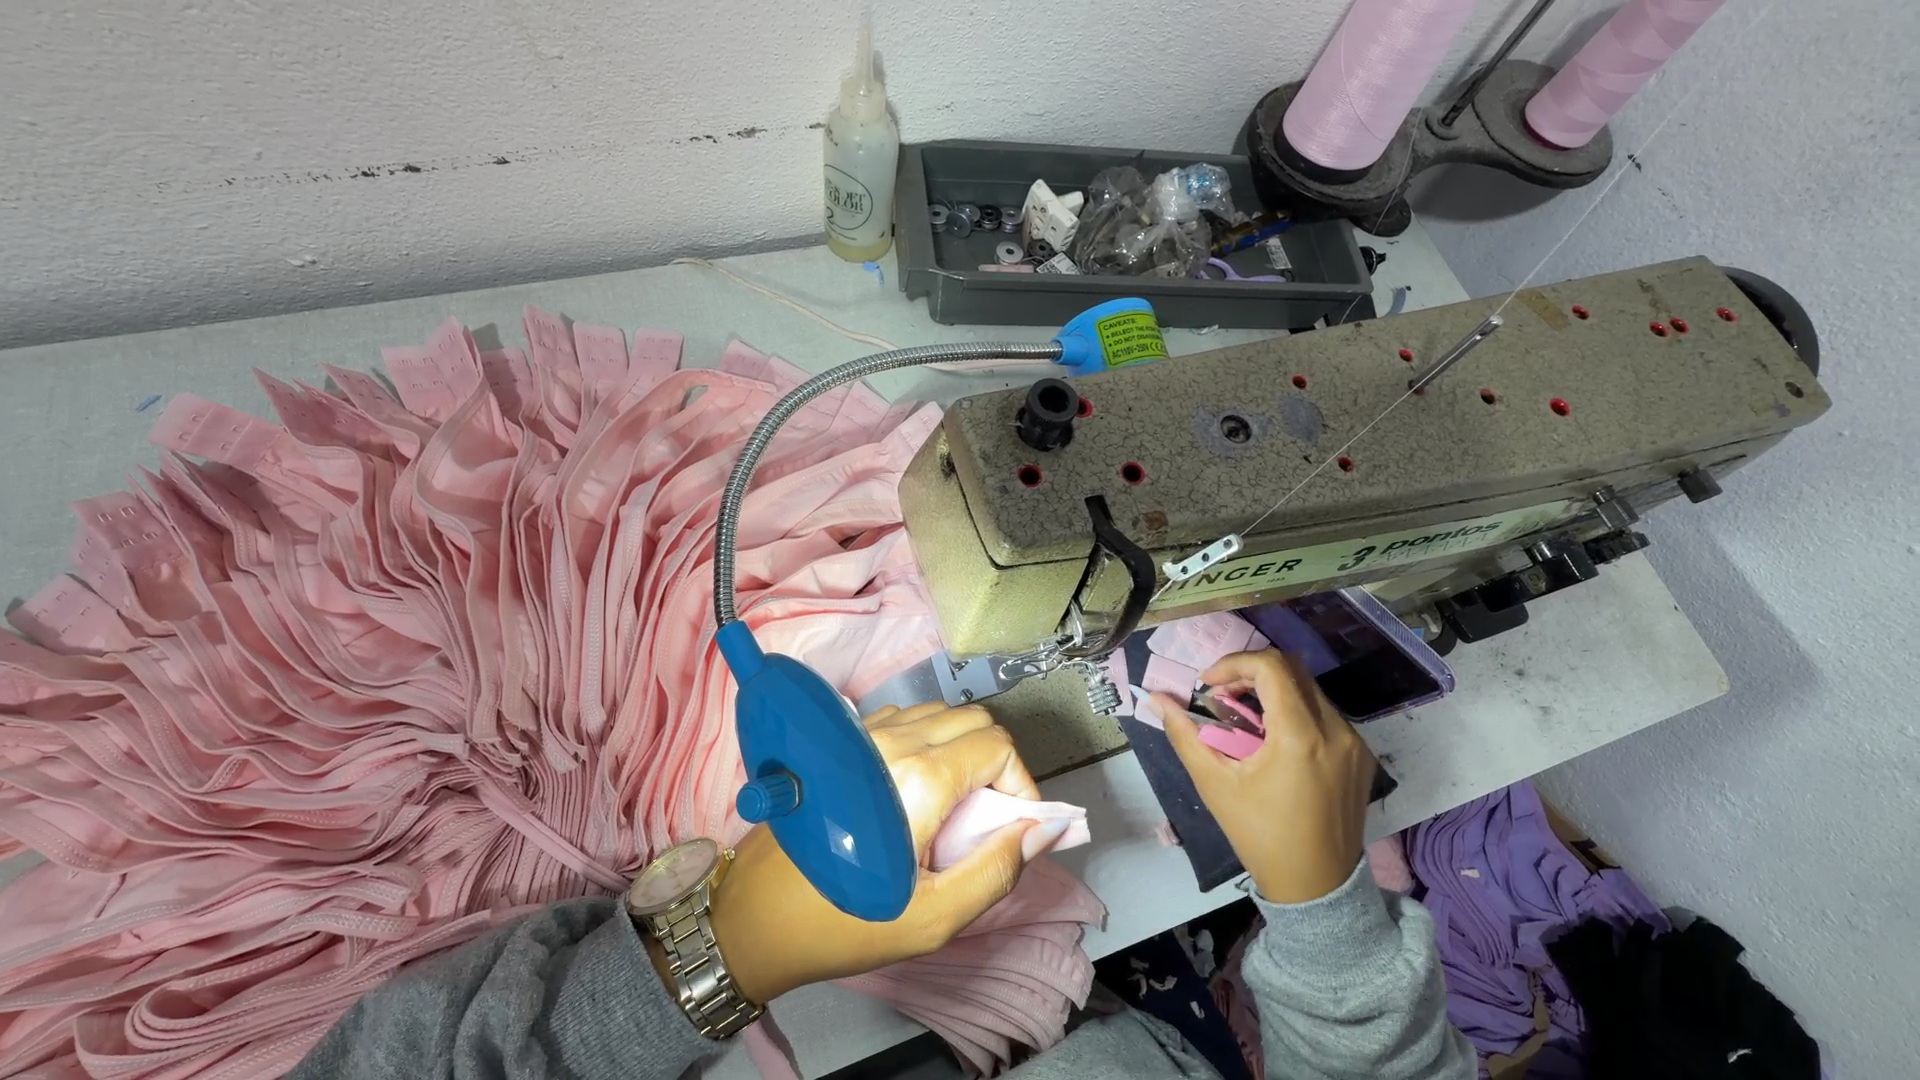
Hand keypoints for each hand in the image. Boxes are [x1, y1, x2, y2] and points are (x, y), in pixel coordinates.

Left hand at [703, 703, 1059, 1002]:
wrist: (757, 915)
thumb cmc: (845, 924)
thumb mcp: (934, 919)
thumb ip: (997, 870)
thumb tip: (1040, 829)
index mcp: (919, 779)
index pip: (998, 746)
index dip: (1022, 784)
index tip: (1014, 825)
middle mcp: (893, 742)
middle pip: (975, 720)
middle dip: (998, 764)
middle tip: (988, 817)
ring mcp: (865, 736)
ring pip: (942, 715)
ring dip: (964, 751)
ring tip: (953, 806)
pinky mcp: (845, 742)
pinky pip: (907, 720)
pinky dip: (930, 743)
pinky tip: (915, 791)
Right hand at [1147, 649, 1375, 903]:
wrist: (1316, 886)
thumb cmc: (1260, 835)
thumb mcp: (1215, 783)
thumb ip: (1185, 734)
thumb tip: (1156, 698)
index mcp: (1300, 736)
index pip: (1271, 667)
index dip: (1234, 664)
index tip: (1209, 685)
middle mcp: (1335, 730)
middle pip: (1292, 670)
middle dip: (1250, 673)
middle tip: (1222, 697)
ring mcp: (1354, 742)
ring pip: (1309, 690)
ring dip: (1272, 692)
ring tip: (1244, 721)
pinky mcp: (1360, 755)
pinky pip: (1325, 714)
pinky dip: (1294, 711)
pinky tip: (1273, 741)